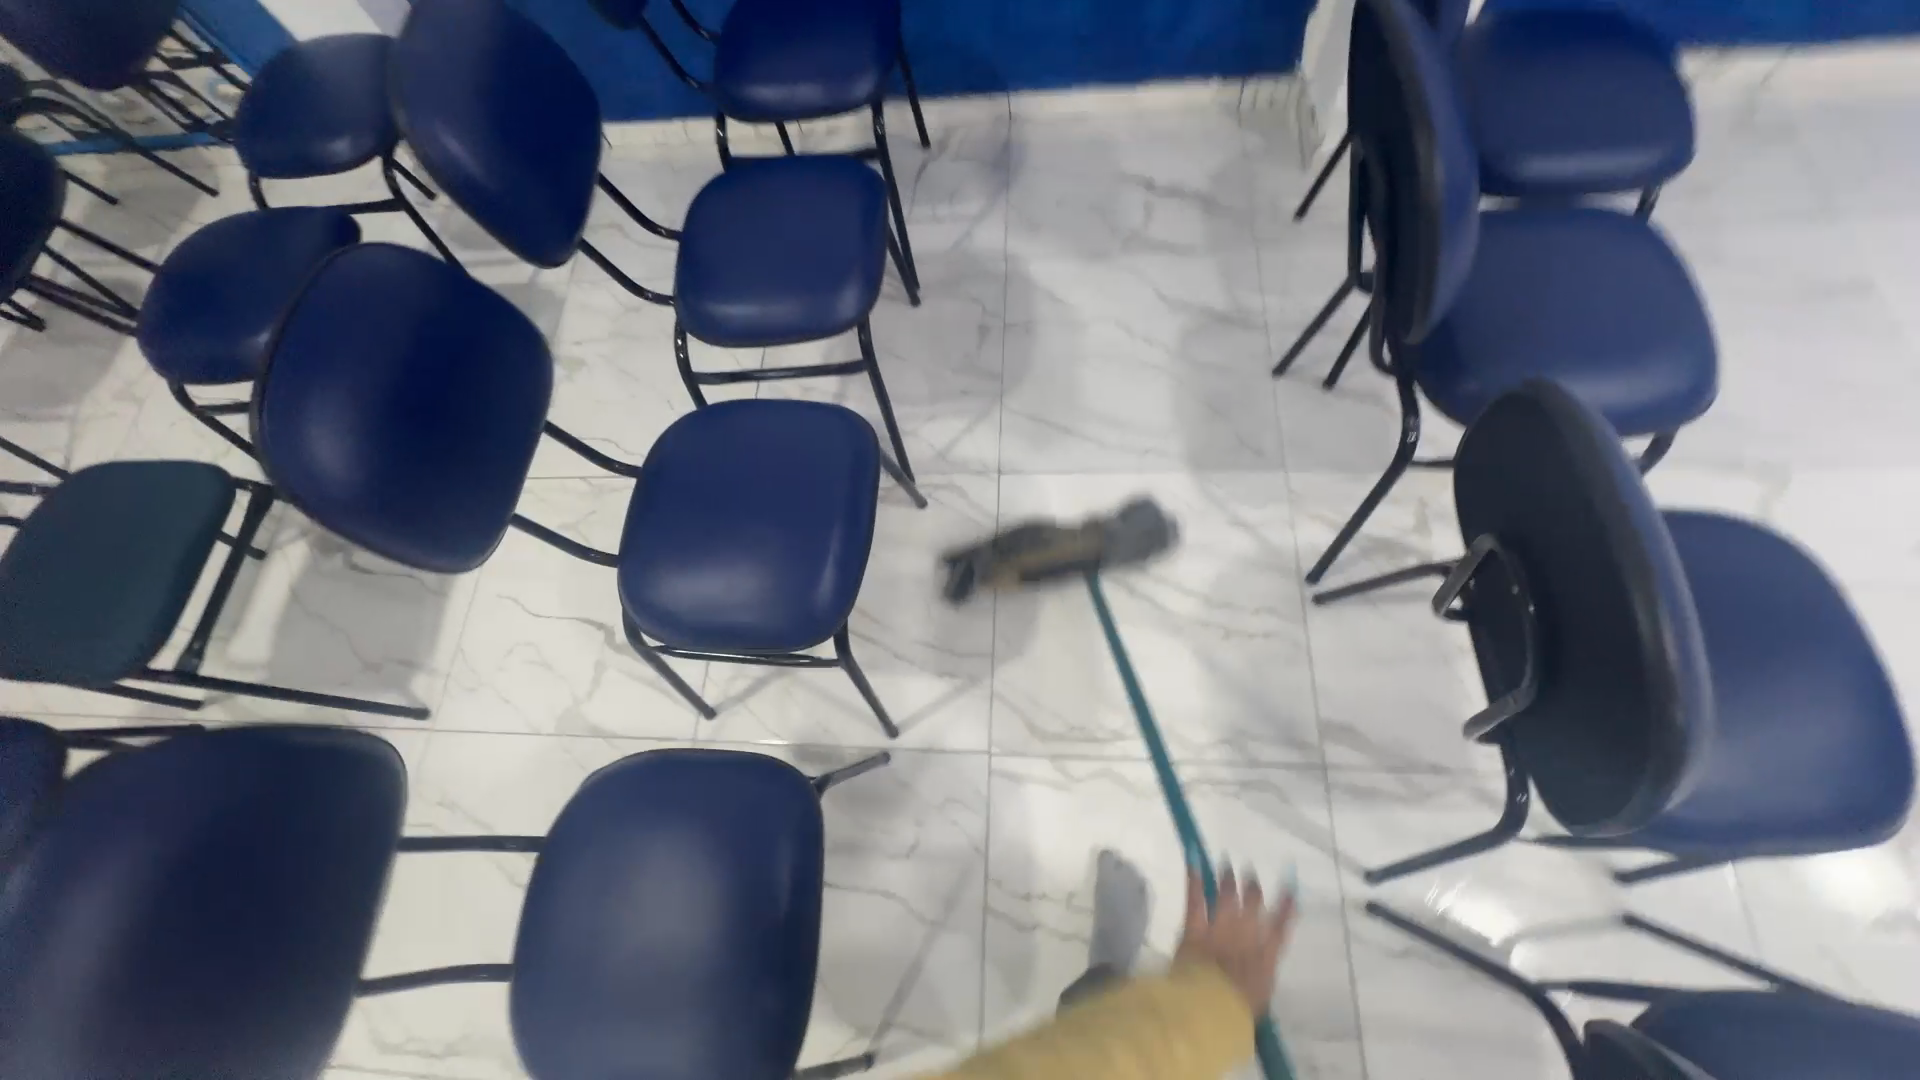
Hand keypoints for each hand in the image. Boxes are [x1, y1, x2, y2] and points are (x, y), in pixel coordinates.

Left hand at [1172, 865, 1295, 1015]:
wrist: (1210, 1009)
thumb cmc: (1237, 1012)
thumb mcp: (1259, 998)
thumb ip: (1259, 977)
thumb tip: (1258, 969)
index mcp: (1265, 957)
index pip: (1280, 927)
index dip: (1285, 906)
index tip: (1289, 888)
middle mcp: (1245, 936)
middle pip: (1251, 905)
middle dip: (1251, 888)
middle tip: (1250, 873)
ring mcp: (1219, 928)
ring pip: (1225, 897)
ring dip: (1226, 880)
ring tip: (1227, 863)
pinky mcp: (1195, 927)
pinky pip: (1195, 898)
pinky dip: (1193, 879)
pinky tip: (1193, 861)